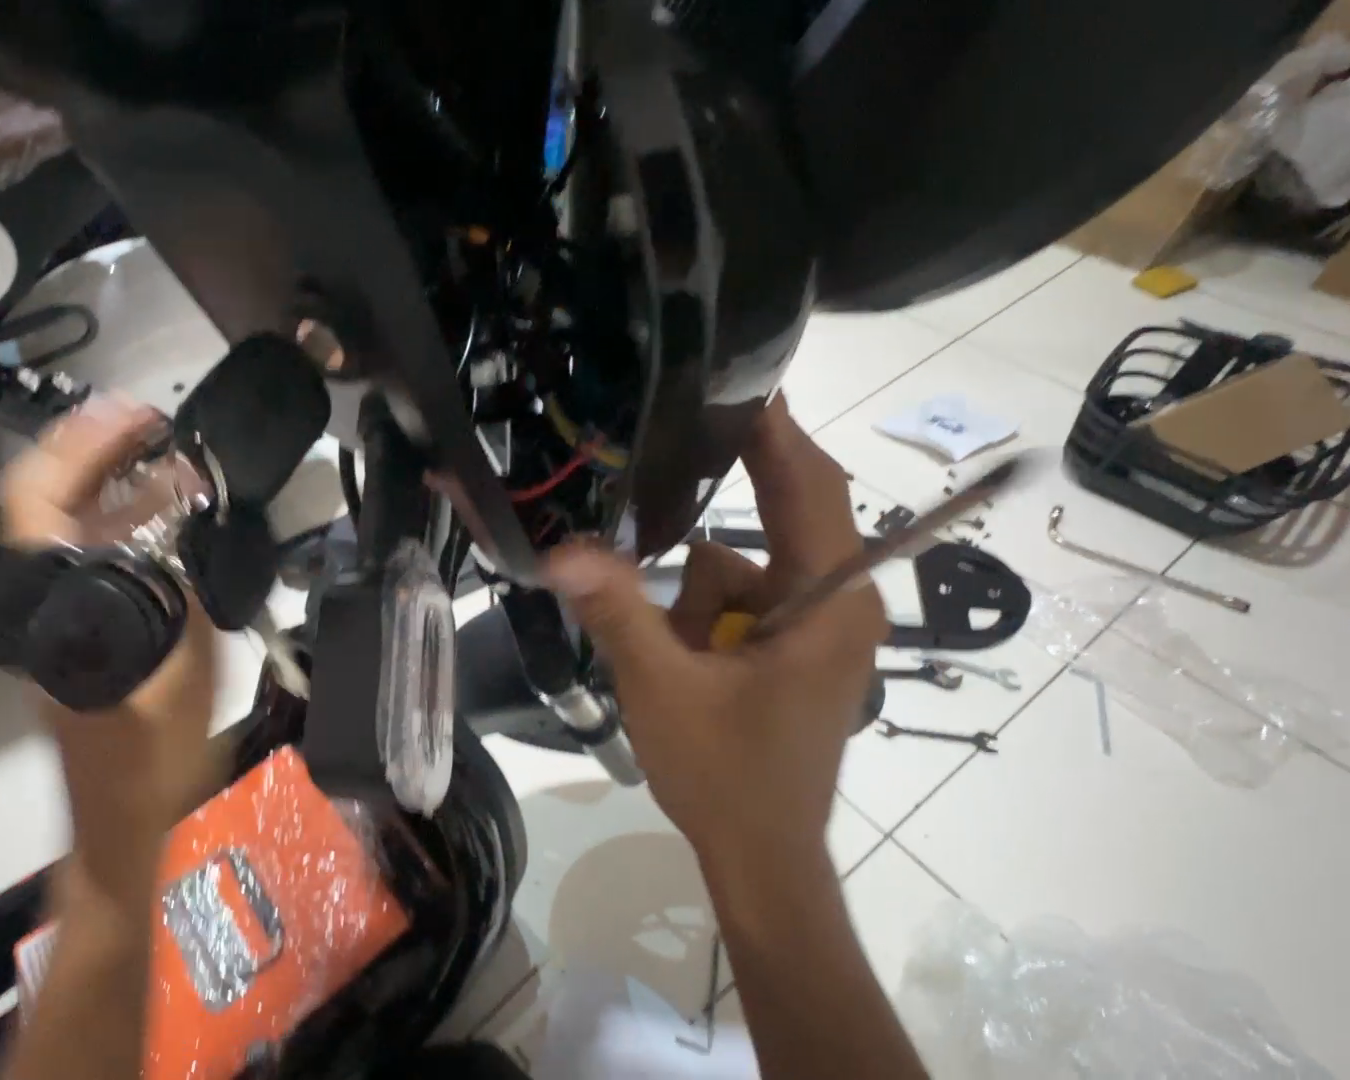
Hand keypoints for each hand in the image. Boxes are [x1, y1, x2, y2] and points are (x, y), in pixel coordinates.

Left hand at [0, 398, 223, 867]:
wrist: (121, 834)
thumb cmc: (148, 772)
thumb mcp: (182, 684)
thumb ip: (184, 605)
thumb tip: (187, 538)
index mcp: (56, 615)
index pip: (38, 505)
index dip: (79, 447)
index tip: (132, 415)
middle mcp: (45, 609)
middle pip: (51, 507)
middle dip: (100, 454)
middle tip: (157, 426)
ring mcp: (62, 624)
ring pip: (77, 535)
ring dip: (120, 490)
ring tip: (175, 461)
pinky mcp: (83, 638)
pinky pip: (101, 566)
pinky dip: (134, 532)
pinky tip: (177, 524)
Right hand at [542, 396, 886, 871]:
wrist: (761, 856)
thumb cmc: (728, 776)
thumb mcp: (664, 688)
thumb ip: (618, 610)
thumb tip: (559, 549)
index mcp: (831, 602)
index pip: (811, 487)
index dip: (776, 429)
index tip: (734, 377)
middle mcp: (837, 601)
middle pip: (781, 512)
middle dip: (723, 491)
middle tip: (657, 446)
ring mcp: (815, 626)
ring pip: (742, 565)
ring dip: (696, 592)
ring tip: (668, 650)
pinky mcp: (792, 647)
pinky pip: (741, 598)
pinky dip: (701, 612)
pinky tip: (675, 657)